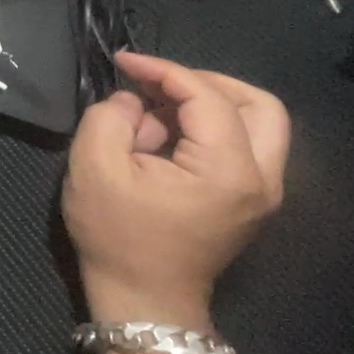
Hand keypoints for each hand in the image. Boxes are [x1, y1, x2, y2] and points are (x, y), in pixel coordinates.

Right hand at [62, 51, 289, 328]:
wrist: (142, 292)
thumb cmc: (115, 231)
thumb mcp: (93, 166)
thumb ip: (111, 118)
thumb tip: (130, 101)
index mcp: (227, 171)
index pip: (209, 99)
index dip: (164, 70)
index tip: (121, 61)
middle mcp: (260, 178)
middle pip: (259, 106)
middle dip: (204, 81)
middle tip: (154, 77)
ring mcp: (258, 191)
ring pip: (255, 124)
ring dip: (204, 102)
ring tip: (148, 107)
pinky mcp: (244, 197)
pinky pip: (238, 144)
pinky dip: (202, 125)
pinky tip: (157, 132)